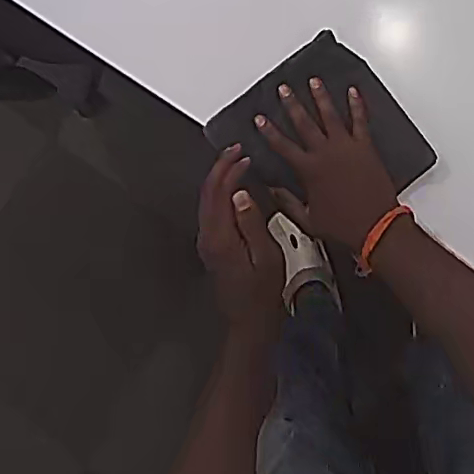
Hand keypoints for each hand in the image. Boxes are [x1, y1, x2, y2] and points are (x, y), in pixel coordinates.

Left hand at [195, 143, 284, 338]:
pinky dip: (220, 191)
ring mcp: (207, 242)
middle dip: (220, 167)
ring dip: (219, 178)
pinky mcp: (211, 245)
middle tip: (236, 150)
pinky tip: (233, 187)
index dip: (229, 169)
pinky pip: (211, 209)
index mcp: (220, 237)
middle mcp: (207, 237)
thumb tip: (241, 193)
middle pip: (207, 192)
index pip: (218, 192)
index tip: (243, 156)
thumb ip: (252, 222)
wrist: (250, 324)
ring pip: (207, 199)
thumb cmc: (263, 294)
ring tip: (235, 162)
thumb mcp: (267, 256)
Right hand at [258, 79, 399, 250]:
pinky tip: (353, 92)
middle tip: (284, 89)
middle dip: (292, 104)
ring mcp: (346, 147)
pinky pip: (360, 120)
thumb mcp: (308, 220)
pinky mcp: (365, 147)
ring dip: (320, 96)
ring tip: (314, 81)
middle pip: (304, 123)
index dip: (269, 131)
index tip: (261, 118)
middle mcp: (326, 153)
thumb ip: (288, 203)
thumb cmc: (344, 226)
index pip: (283, 145)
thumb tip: (273, 191)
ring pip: (330, 115)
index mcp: (309, 170)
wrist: (376, 227)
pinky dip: (356, 105)